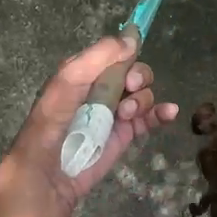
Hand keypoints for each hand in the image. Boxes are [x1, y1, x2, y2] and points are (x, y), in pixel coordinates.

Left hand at [4, 33, 181, 214]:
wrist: (47, 179)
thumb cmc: (51, 126)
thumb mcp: (67, 82)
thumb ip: (98, 56)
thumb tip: (134, 37)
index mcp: (82, 74)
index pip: (112, 53)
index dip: (124, 52)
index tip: (130, 55)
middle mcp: (100, 90)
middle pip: (133, 71)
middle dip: (138, 75)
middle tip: (131, 87)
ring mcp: (114, 113)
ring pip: (144, 92)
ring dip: (145, 97)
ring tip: (130, 113)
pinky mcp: (125, 135)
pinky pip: (150, 118)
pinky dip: (163, 112)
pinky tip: (169, 113)